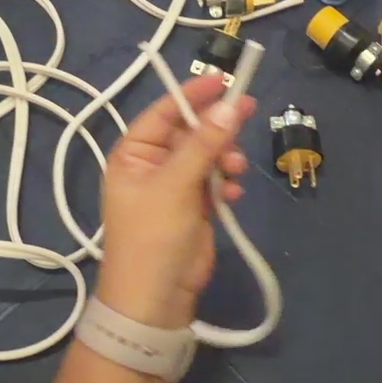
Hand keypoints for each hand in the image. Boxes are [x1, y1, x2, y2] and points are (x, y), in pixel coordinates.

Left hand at [96, 73, 252, 328]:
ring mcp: (174, 187)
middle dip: (217, 130)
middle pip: (190, 131)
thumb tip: (231, 106)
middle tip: (248, 113)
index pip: (164, 112)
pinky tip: (232, 194)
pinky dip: (226, 183)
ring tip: (235, 171)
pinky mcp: (194, 207)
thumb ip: (204, 144)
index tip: (225, 80)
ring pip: (208, 155)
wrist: (155, 302)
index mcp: (133, 154)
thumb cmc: (153, 238)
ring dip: (225, 159)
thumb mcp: (175, 186)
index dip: (194, 95)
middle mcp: (152, 165)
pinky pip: (215, 180)